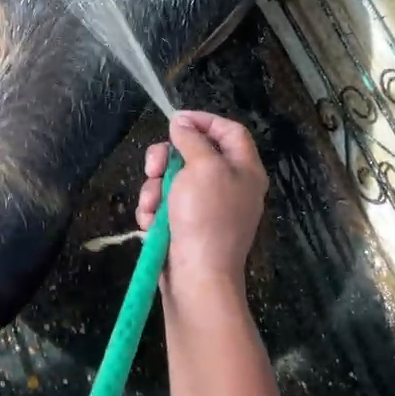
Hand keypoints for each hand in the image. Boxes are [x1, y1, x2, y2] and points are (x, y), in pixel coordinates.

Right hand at [135, 111, 267, 296]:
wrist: (197, 275)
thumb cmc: (206, 217)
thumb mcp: (202, 168)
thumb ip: (192, 140)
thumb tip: (181, 123)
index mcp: (243, 170)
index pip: (229, 131)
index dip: (203, 120)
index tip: (175, 120)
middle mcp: (227, 185)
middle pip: (192, 153)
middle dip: (165, 158)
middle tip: (153, 167)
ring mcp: (205, 207)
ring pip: (170, 178)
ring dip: (153, 189)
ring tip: (151, 206)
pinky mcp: (184, 224)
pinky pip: (163, 203)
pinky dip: (154, 210)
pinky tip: (151, 222)